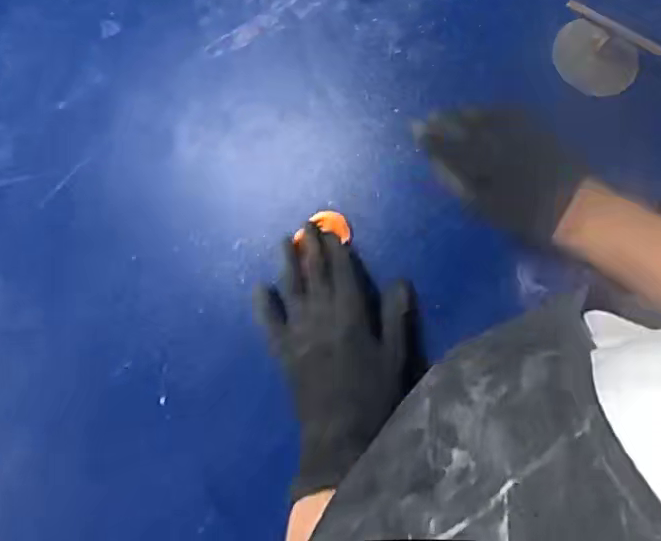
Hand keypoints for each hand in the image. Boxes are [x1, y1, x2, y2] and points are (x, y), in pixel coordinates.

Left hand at [254, 225, 414, 500]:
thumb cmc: (373, 395)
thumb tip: (401, 280)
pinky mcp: (283, 351)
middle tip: (305, 224)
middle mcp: (321, 315)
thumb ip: (396, 317)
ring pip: (291, 288)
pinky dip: (263, 304)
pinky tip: (259, 287)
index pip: (342, 272)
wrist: (339, 437)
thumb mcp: (395, 357)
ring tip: (284, 241)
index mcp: (350, 314)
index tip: (330, 231)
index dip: (336, 249)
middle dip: (311, 246)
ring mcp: (298, 332)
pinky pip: (269, 322)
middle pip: (314, 272)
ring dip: (287, 262)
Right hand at [414, 108, 589, 247]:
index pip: (447, 145)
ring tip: (453, 112)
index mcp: (480, 160)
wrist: (582, 211)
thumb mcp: (485, 206)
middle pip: (463, 125)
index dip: (430, 138)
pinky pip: (509, 114)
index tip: (415, 129)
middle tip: (430, 117)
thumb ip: (458, 182)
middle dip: (444, 121)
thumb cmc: (529, 218)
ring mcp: (518, 131)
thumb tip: (437, 163)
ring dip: (465, 114)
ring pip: (484, 116)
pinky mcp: (537, 130)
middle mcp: (496, 139)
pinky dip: (494, 112)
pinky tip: (488, 112)